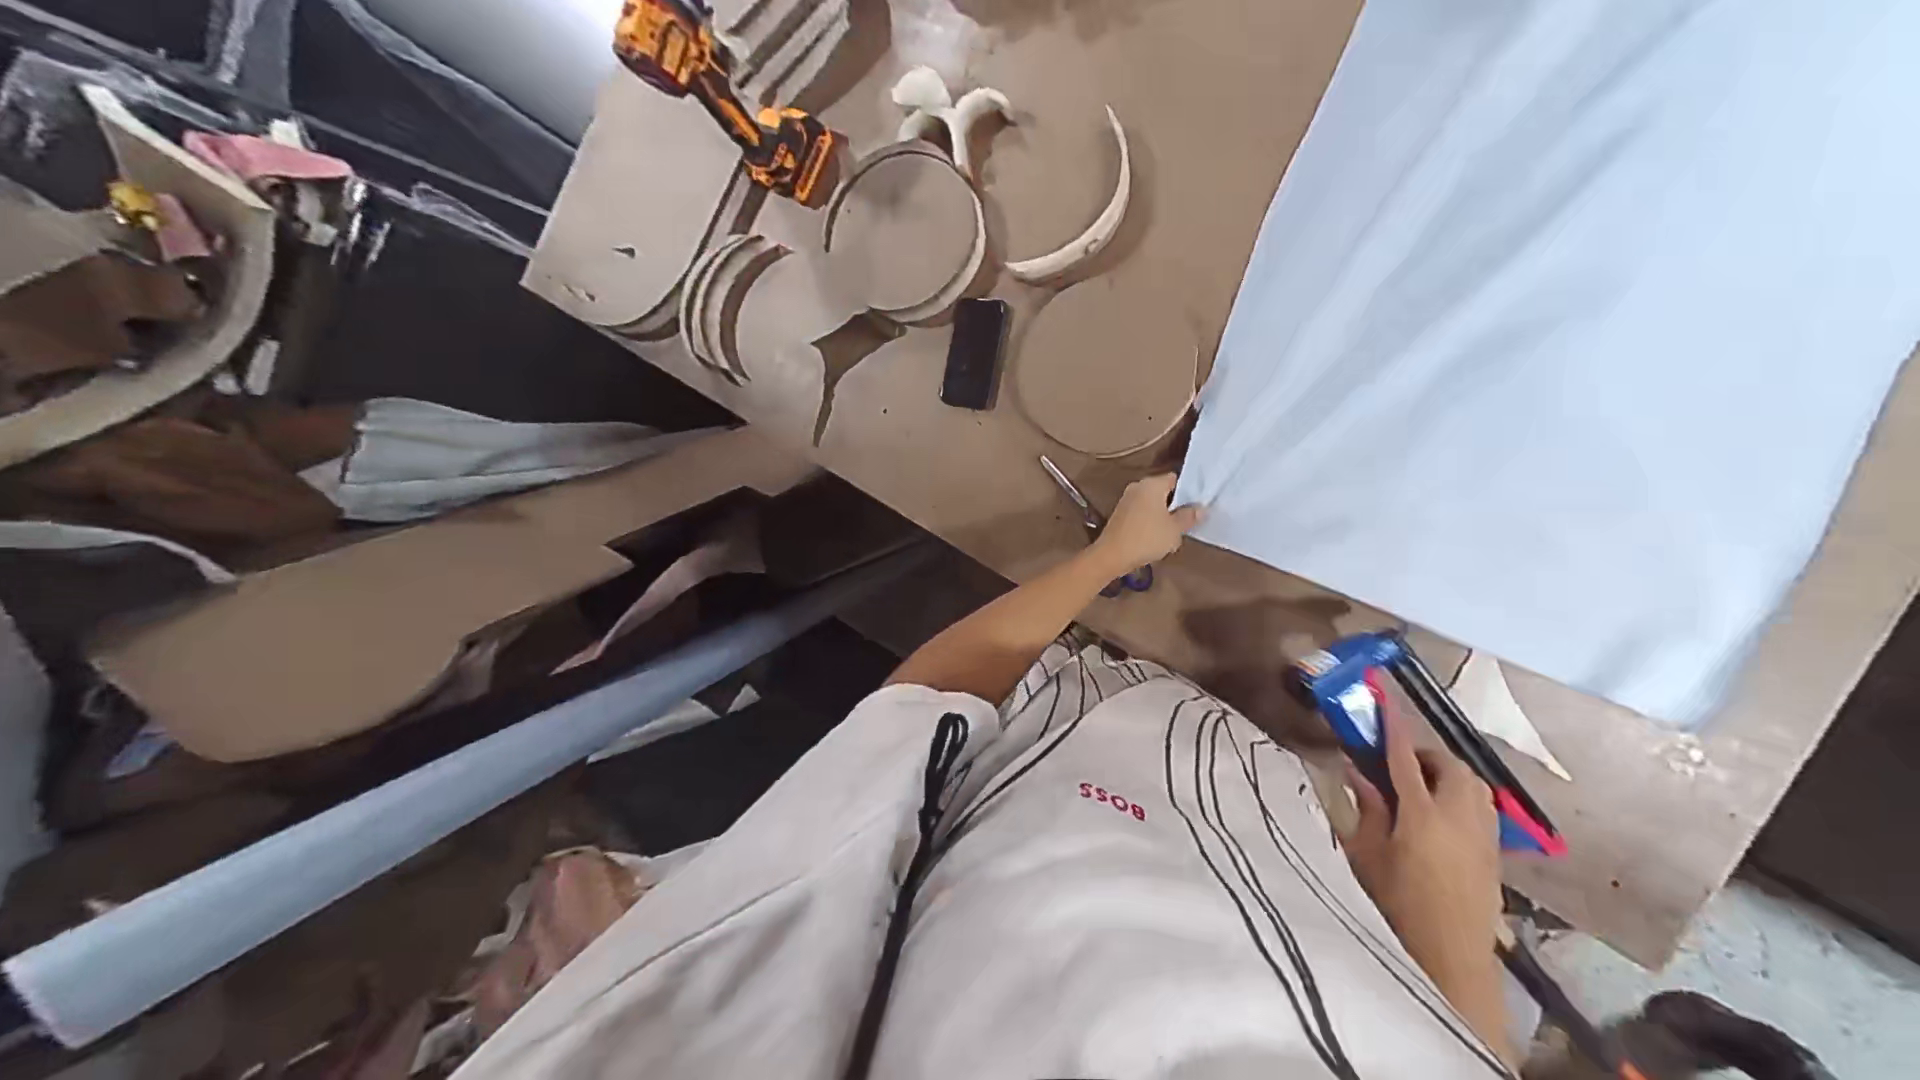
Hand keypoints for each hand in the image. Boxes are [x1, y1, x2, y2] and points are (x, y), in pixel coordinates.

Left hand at [1090, 474, 1203, 574]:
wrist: (1112, 555)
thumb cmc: (1147, 538)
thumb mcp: (1175, 529)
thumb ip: (1189, 516)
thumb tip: (1200, 508)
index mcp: (1151, 484)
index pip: (1175, 479)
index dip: (1188, 491)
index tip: (1197, 505)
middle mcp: (1137, 487)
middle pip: (1163, 491)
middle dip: (1176, 504)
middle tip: (1189, 519)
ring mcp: (1126, 500)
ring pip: (1152, 503)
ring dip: (1163, 514)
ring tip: (1174, 530)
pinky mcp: (1119, 514)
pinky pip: (1141, 512)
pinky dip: (1150, 520)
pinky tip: (1156, 535)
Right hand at [1341, 696, 1510, 1057]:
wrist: (1449, 957)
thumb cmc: (1395, 903)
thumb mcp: (1366, 853)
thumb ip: (1367, 807)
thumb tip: (1358, 770)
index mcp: (1422, 815)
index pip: (1407, 757)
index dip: (1394, 726)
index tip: (1385, 699)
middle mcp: (1461, 817)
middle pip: (1452, 766)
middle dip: (1426, 754)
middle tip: (1398, 762)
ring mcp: (1484, 834)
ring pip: (1473, 784)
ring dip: (1446, 774)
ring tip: (1417, 786)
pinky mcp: (1494, 851)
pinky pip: (1480, 806)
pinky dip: (1459, 795)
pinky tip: (1437, 814)